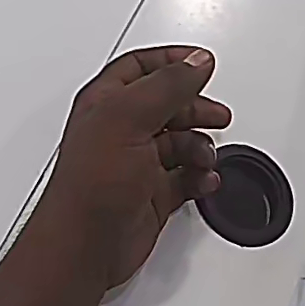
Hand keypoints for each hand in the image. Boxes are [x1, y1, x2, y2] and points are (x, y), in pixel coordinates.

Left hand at [30, 46, 231, 289]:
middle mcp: (121, 131)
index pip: (142, 68)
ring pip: (180, 144)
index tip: (202, 62)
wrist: (87, 245)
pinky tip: (204, 180)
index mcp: (107, 104)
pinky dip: (200, 178)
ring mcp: (137, 164)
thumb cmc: (91, 187)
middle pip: (168, 106)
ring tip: (206, 157)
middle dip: (195, 108)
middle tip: (217, 114)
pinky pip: (185, 179)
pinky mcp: (152, 194)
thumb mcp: (129, 119)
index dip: (173, 61)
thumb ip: (166, 86)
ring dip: (200, 147)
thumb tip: (195, 63)